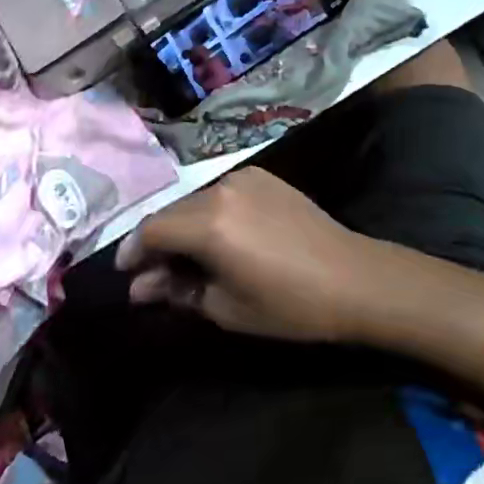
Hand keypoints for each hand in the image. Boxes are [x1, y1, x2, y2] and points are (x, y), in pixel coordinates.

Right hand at [115, 167, 380, 342]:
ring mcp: (241, 177)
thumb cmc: (290, 305)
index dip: (133, 252)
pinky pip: (219, 193)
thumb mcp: (227, 308)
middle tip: (154, 273)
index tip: (128, 275)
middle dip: (155, 241)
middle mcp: (219, 190)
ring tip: (187, 257)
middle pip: (169, 212)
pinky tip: (218, 237)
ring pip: (193, 201)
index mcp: (208, 224)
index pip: (151, 230)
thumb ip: (177, 291)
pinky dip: (208, 214)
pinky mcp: (260, 176)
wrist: (355, 278)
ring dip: (182, 226)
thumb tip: (140, 288)